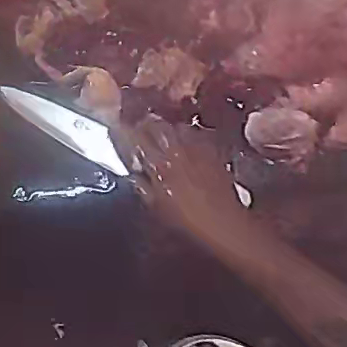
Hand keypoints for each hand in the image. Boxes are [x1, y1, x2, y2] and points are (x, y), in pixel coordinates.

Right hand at [121, 118, 262, 249]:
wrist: (223, 223)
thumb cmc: (185, 219)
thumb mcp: (155, 206)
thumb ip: (141, 185)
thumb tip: (133, 173)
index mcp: (158, 164)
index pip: (137, 137)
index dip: (128, 131)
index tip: (123, 130)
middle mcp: (177, 151)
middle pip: (158, 125)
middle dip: (148, 124)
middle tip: (142, 129)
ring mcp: (197, 149)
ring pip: (178, 126)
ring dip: (169, 129)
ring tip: (165, 136)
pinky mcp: (214, 152)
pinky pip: (198, 135)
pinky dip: (189, 135)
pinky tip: (187, 145)